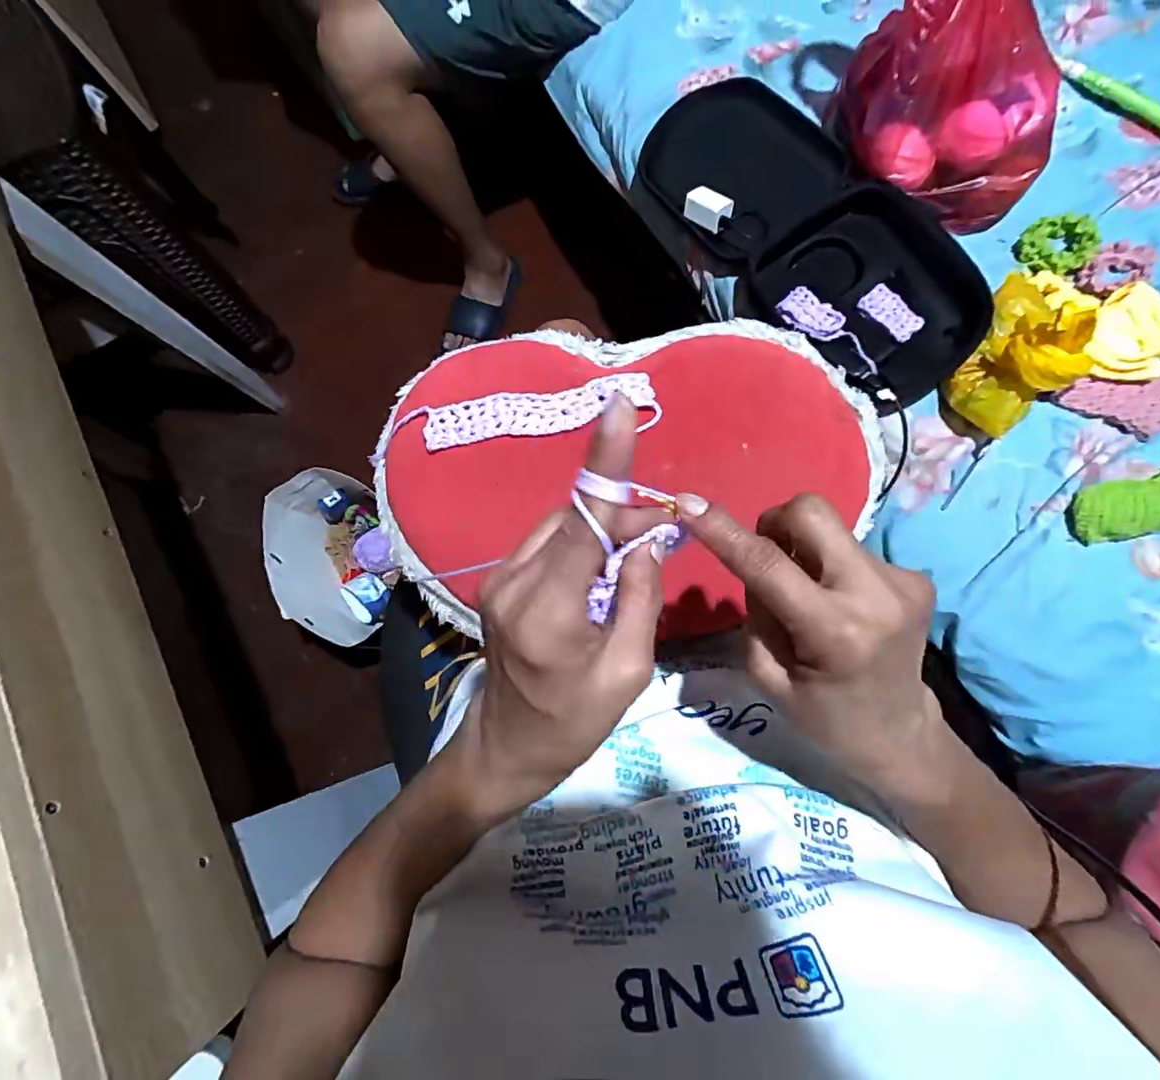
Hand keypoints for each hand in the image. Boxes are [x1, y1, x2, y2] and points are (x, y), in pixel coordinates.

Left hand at [442, 395, 670, 815]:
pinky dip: (579, 543)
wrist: (506, 748)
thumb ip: (640, 598)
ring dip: (601, 529)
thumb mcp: (628, 671)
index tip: (618, 407)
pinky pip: (547, 544)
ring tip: (634, 557)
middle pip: (576, 519)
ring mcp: (498, 581)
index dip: (606, 462)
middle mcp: (514, 583)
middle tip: (662, 535)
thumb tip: (649, 541)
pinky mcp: (497, 583)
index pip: (583, 521)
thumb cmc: (573, 723)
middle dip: (623, 516)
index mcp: (548, 609)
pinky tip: (599, 569)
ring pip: (560, 527)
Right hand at [678, 492, 948, 791]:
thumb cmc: (825, 717)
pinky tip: (840, 603)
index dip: (724, 531)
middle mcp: (875, 594)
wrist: (900, 733)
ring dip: (805, 551)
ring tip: (809, 596)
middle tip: (766, 558)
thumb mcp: (769, 678)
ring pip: (831, 529)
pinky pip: (852, 548)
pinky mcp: (916, 576)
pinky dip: (831, 567)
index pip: (767, 564)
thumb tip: (754, 558)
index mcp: (834, 630)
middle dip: (775, 523)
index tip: (691, 504)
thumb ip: (756, 612)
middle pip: (811, 512)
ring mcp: (903, 580)